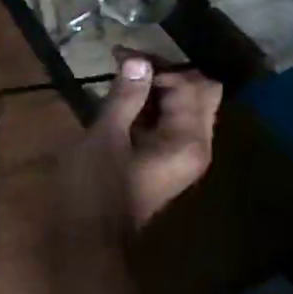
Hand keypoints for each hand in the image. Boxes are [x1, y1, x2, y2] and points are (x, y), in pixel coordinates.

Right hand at [53, 57, 222, 251]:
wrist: (91, 238)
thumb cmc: (96, 187)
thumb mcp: (105, 137)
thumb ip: (125, 97)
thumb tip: (137, 59)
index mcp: (188, 140)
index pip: (189, 86)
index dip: (157, 66)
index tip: (119, 55)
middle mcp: (198, 146)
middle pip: (201, 94)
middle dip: (167, 73)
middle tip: (128, 63)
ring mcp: (185, 156)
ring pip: (188, 107)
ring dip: (161, 88)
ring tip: (123, 76)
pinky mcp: (169, 162)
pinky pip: (173, 124)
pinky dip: (155, 107)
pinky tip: (126, 101)